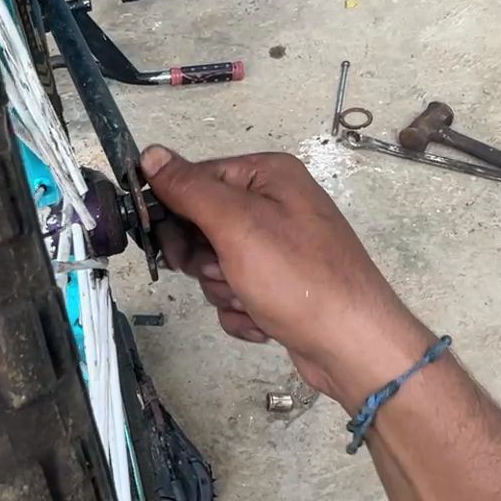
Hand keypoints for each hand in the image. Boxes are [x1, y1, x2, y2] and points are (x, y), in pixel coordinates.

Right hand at [141, 145, 435, 405]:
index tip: (161, 242)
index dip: (172, 211)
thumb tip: (150, 155)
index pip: (195, 179)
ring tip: (251, 298)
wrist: (351, 345)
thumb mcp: (236, 224)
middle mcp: (274, 205)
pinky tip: (261, 319)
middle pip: (201, 224)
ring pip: (213, 264)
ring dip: (222, 288)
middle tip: (218, 271)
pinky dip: (239, 310)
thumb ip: (189, 188)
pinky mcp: (277, 285)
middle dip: (203, 258)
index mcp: (267, 176)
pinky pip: (233, 291)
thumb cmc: (297, 278)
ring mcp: (276, 248)